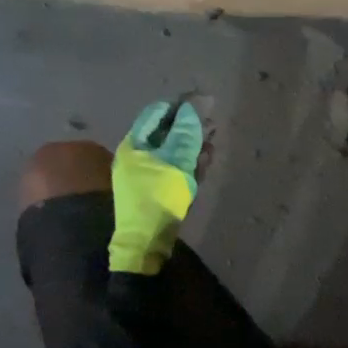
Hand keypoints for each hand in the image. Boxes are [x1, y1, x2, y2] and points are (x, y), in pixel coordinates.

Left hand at [108, 101, 203, 274]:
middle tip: (214, 125)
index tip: (205, 105)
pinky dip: (189, 164)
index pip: (157, 113)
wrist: (145, 242)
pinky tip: (206, 161)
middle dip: (191, 127)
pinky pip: (173, 169)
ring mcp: (145, 174)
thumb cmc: (158, 196)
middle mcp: (137, 154)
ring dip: (193, 145)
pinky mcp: (156, 190)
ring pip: (173, 151)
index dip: (181, 106)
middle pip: (166, 132)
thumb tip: (195, 104)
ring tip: (213, 143)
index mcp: (134, 143)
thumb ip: (186, 131)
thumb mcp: (175, 160)